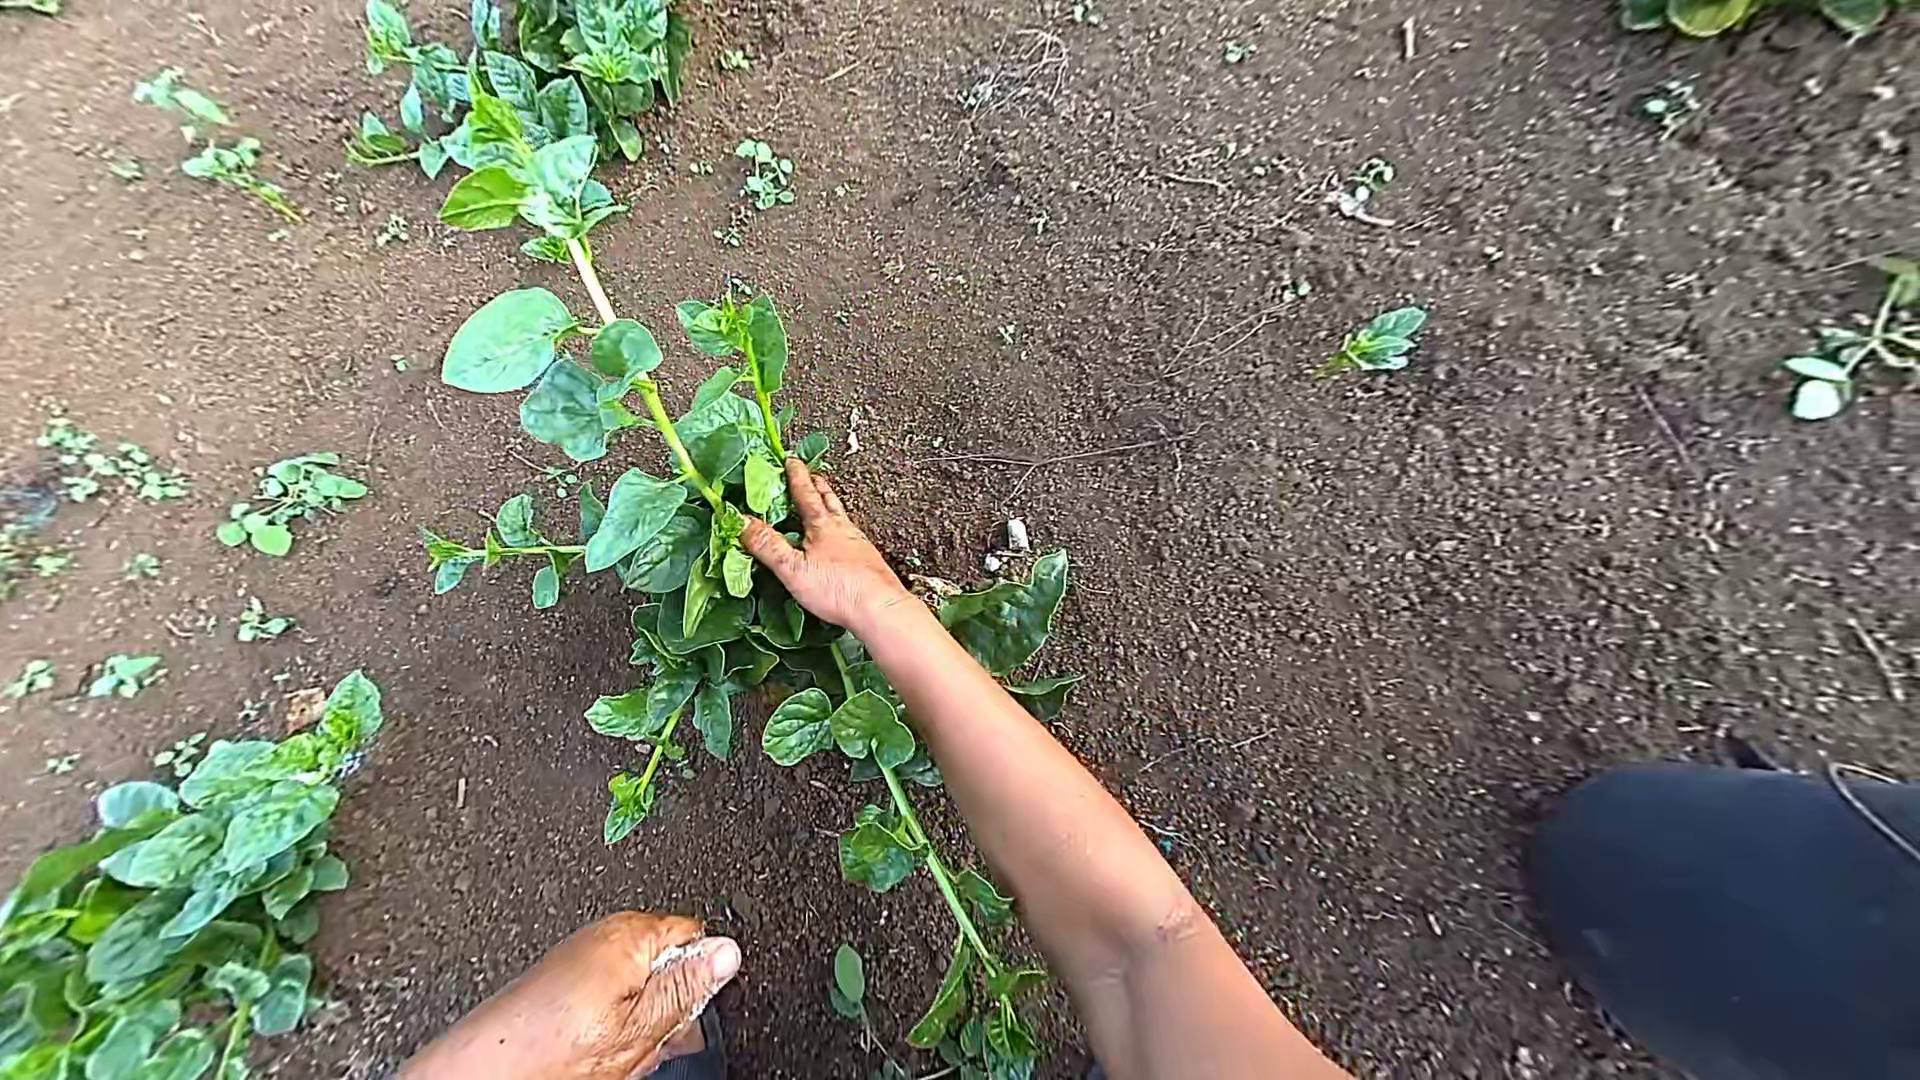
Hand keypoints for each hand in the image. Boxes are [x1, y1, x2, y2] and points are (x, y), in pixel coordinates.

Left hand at [398, 912, 740, 1079]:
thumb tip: (729, 952)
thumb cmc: (541, 1059)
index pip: (695, 937)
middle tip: (640, 1046)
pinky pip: (606, 992)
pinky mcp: (562, 976)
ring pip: (636, 985)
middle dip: (661, 1008)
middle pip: (666, 963)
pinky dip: (606, 1022)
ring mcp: (582, 952)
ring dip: (634, 1022)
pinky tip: (588, 1055)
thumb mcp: (634, 1031)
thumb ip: (686, 988)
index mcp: (631, 931)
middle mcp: (607, 931)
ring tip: (607, 1059)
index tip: (680, 1017)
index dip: (696, 979)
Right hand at [741, 458, 914, 633]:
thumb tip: (741, 520)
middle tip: (812, 474)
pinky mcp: (869, 561)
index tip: (791, 460)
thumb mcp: (792, 568)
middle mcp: (844, 529)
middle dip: (818, 485)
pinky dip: (843, 529)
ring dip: (832, 506)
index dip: (797, 476)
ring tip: (827, 503)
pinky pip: (852, 536)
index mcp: (823, 526)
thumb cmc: (836, 588)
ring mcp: (859, 544)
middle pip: (830, 500)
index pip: (806, 493)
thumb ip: (767, 545)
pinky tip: (842, 540)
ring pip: (843, 517)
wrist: (880, 608)